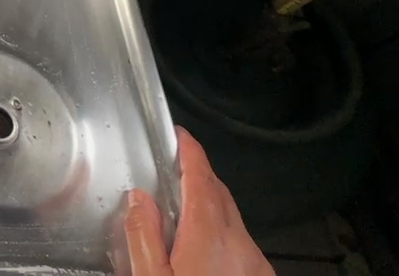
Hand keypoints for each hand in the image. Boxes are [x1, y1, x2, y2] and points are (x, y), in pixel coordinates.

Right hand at [124, 128, 271, 275]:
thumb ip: (144, 236)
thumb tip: (139, 198)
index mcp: (211, 239)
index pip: (202, 181)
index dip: (192, 153)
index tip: (180, 135)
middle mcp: (243, 249)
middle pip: (222, 197)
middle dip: (199, 176)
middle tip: (172, 167)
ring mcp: (259, 270)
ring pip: (235, 223)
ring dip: (210, 207)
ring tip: (180, 211)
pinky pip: (242, 247)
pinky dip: (222, 233)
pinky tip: (201, 249)